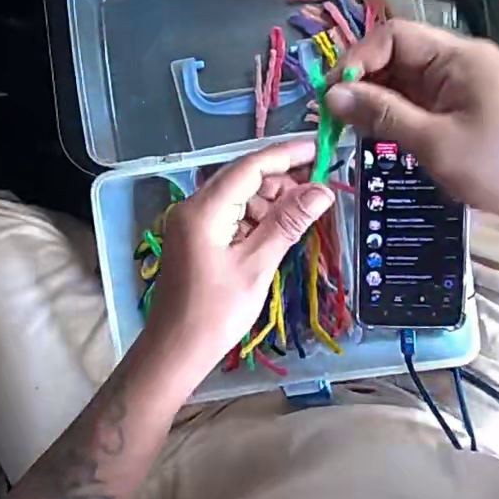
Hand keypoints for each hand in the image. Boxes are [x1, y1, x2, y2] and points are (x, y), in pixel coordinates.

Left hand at [143, 139, 333, 387]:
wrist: (175, 350)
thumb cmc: (216, 312)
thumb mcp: (257, 265)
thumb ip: (288, 222)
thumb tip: (322, 190)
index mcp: (205, 209)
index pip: (250, 166)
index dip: (287, 155)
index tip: (319, 149)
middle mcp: (194, 206)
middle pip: (243, 177)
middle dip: (281, 180)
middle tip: (319, 189)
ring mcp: (192, 221)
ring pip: (238, 196)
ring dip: (270, 200)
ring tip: (302, 214)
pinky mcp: (196, 237)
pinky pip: (231, 214)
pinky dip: (255, 218)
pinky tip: (277, 230)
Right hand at [327, 20, 498, 225]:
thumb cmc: (498, 169)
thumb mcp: (433, 142)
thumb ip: (382, 114)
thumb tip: (332, 95)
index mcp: (461, 57)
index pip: (395, 36)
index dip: (358, 59)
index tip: (332, 94)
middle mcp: (460, 61)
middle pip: (397, 56)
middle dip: (362, 82)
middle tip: (333, 115)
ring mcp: (462, 83)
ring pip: (403, 79)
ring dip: (374, 100)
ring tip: (349, 127)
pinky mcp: (462, 105)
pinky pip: (417, 99)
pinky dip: (393, 113)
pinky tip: (375, 132)